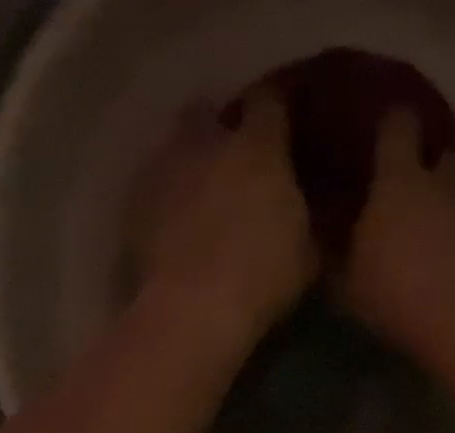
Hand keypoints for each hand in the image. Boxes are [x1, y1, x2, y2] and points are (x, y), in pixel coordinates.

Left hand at [135, 90, 316, 345]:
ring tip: (200, 192)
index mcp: (258, 148)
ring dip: (188, 162)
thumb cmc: (264, 278)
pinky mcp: (132, 203)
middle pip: (209, 113)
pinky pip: (151, 187)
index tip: (286, 121)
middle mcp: (206, 143)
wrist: (192, 310)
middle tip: (236, 156)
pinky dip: (164, 198)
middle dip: (220, 128)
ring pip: (175, 147)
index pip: (270, 101)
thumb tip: (321, 209)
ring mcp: (163, 169)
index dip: (278, 106)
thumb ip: (313, 220)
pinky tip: (174, 224)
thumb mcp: (310, 255)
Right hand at [341, 110, 454, 353]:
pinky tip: (445, 248)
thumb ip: (333, 250)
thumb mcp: (345, 281)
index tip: (378, 119)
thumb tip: (320, 231)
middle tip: (408, 167)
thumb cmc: (395, 294)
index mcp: (398, 180)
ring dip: (445, 194)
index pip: (397, 126)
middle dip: (428, 151)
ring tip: (425, 214)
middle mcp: (440, 185)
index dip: (389, 118)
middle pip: (441, 149)